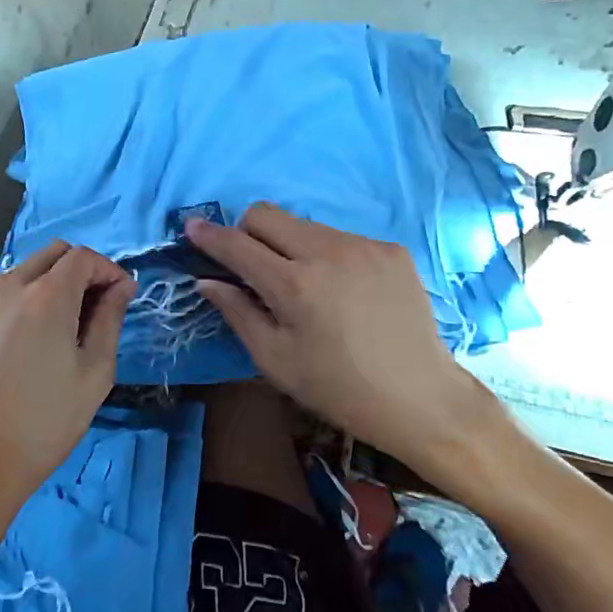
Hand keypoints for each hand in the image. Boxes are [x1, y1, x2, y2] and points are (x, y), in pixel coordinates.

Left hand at [0, 242, 135, 539]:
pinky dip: (34, 296)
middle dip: (84, 270)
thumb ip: (110, 319)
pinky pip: (9, 290)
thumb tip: (121, 287)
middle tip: (102, 307)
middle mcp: (10, 287)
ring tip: (75, 325)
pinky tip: (43, 337)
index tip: (124, 298)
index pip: (84, 257)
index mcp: (45, 295)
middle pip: (55, 253)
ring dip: (58, 281)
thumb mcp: (94, 372)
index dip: (110, 271)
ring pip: (30, 269)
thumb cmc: (44, 421)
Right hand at [187, 204, 509, 490]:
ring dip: (291, 245)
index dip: (209, 236)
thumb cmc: (338, 389)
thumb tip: (208, 281)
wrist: (419, 398)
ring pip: (306, 225)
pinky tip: (346, 292)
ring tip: (307, 287)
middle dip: (247, 231)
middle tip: (251, 264)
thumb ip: (238, 313)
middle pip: (268, 213)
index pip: (238, 245)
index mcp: (294, 284)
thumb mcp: (276, 361)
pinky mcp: (391, 249)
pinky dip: (330, 256)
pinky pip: (343, 239)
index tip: (192, 228)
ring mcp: (364, 245)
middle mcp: (328, 251)